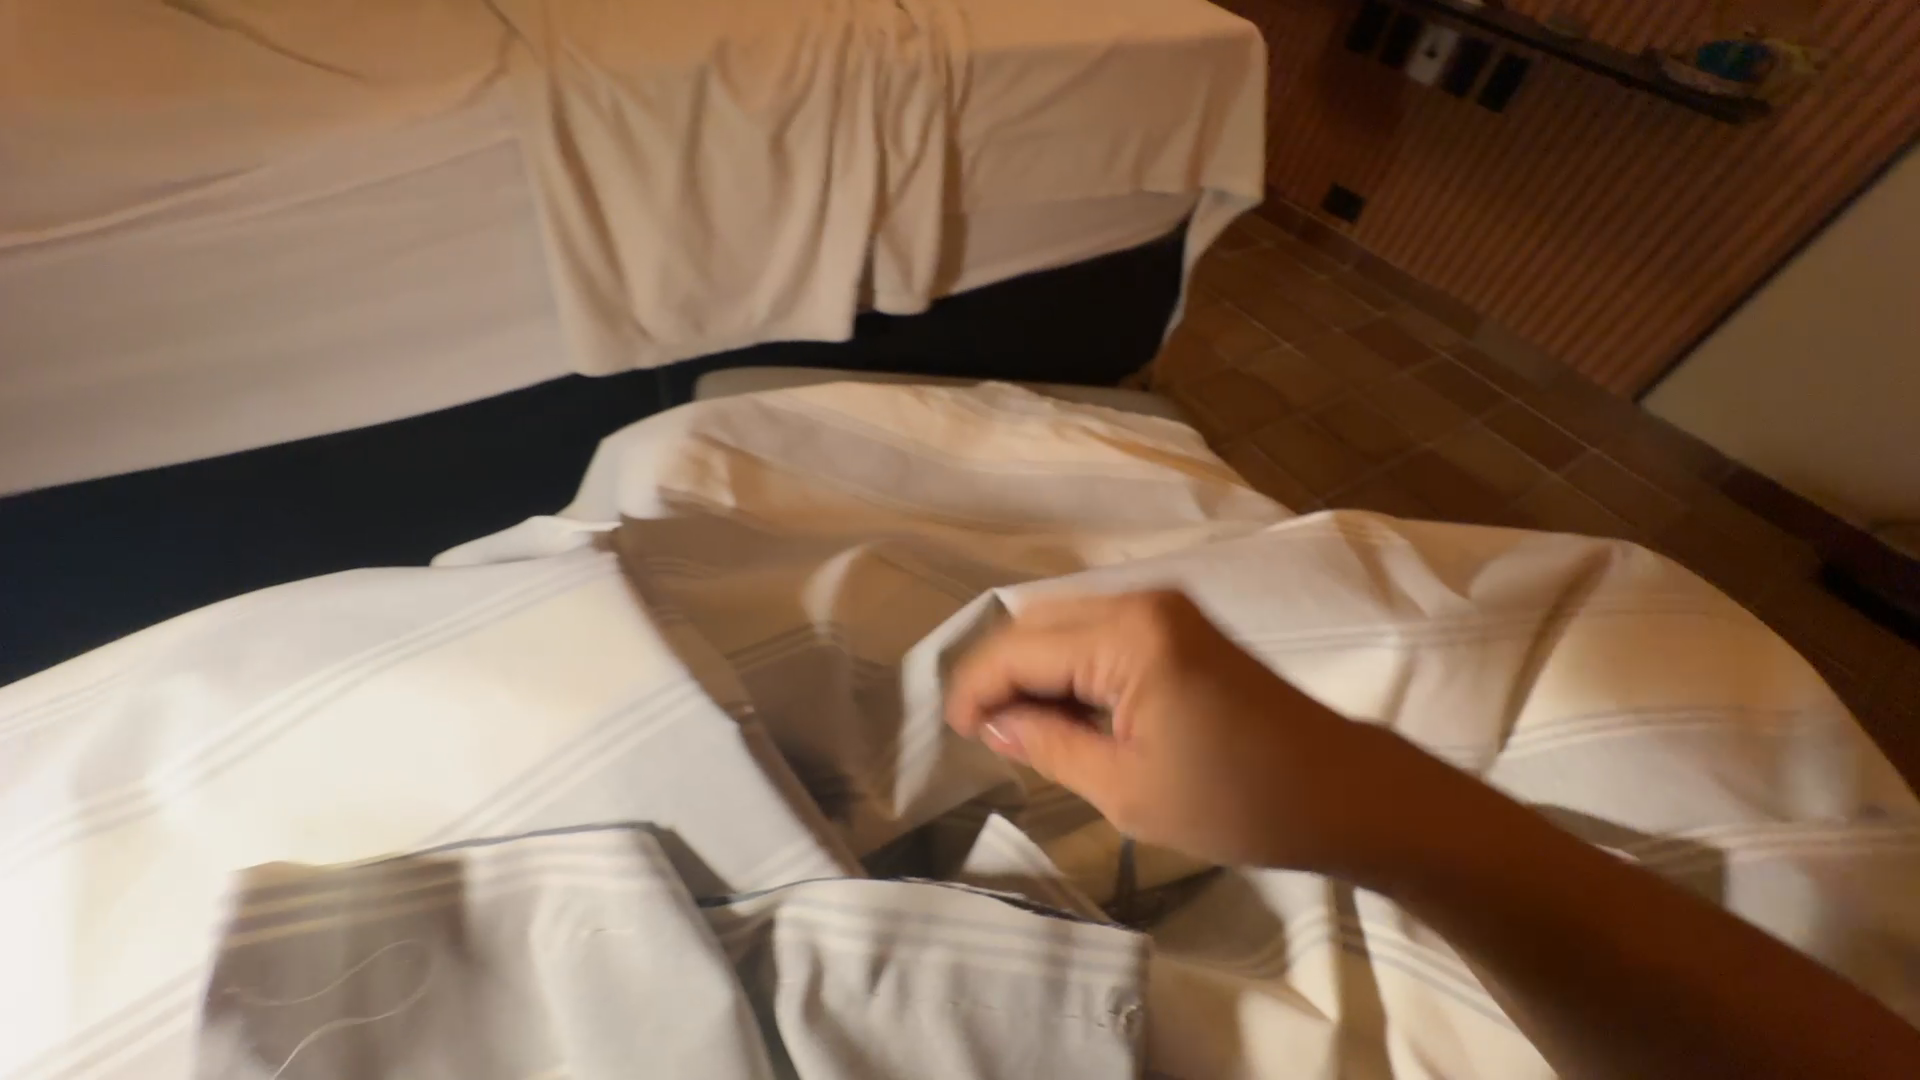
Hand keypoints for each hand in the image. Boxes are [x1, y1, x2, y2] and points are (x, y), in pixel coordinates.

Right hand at [945, 590, 1453, 874]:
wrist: (1345, 793)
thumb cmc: (1238, 801)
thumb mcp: (1125, 789)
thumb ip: (1047, 745)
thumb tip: (994, 725)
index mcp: (1127, 635)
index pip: (1020, 649)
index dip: (976, 688)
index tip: (955, 732)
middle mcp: (1141, 601)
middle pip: (1037, 623)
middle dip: (1001, 673)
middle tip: (988, 733)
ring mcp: (1165, 605)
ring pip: (1065, 621)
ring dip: (1034, 667)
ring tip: (1022, 726)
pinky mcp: (1180, 621)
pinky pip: (1099, 629)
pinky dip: (1070, 663)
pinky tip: (1067, 707)